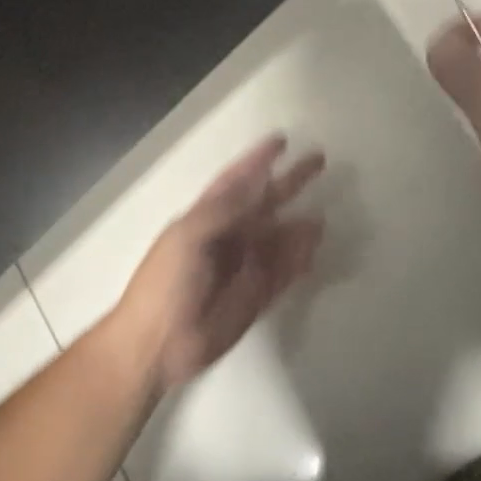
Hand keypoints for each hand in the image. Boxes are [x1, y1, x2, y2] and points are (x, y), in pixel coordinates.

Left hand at [112, 136, 325, 389]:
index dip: (258, 159)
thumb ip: (227, 207)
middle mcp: (230, 236)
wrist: (159, 341)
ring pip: (279, 239)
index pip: (237, 179)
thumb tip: (261, 184)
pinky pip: (284, 273)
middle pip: (266, 203)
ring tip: (321, 219)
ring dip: (299, 228)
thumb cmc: (167, 281)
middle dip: (291, 183)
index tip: (282, 140)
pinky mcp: (256, 295)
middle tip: (319, 162)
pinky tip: (313, 253)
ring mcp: (245, 266)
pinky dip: (299, 262)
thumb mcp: (191, 234)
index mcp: (207, 216)